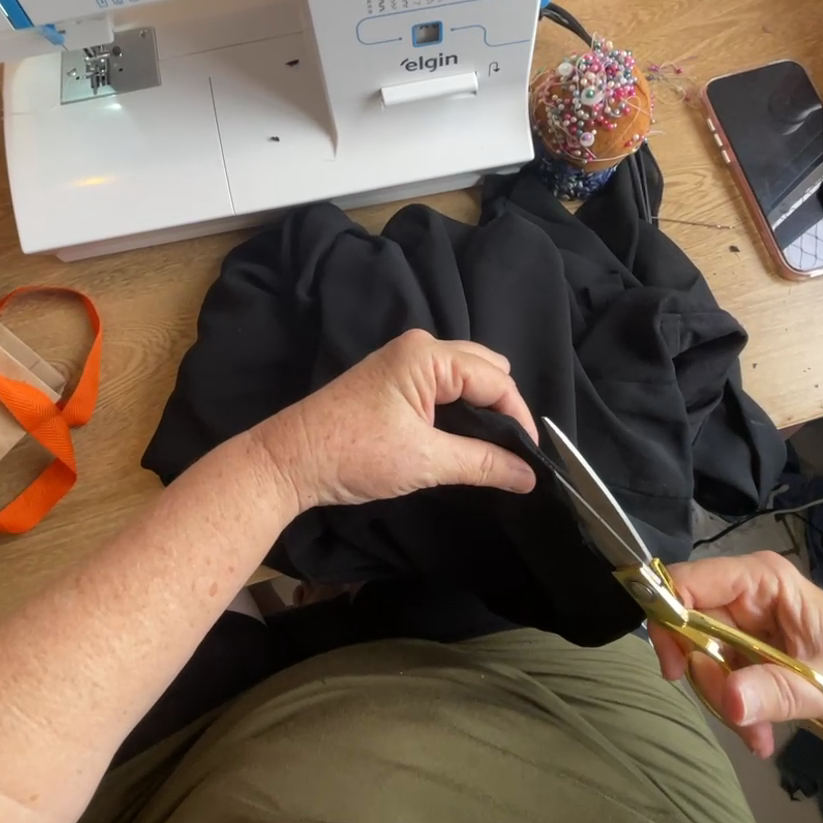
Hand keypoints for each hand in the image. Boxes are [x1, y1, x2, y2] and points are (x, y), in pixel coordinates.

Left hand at [247, 330, 538, 512]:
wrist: (290, 460)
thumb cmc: (354, 454)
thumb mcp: (425, 461)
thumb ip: (483, 463)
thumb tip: (530, 475)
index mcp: (428, 356)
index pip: (496, 379)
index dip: (519, 418)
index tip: (532, 459)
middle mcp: (419, 347)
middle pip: (485, 368)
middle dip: (503, 407)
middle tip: (512, 452)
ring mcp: (403, 361)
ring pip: (465, 376)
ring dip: (482, 407)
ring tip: (492, 448)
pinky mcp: (393, 379)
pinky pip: (444, 384)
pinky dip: (461, 407)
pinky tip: (464, 437)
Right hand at [651, 552, 822, 767]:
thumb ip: (776, 690)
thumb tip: (726, 698)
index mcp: (763, 578)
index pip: (690, 581)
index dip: (669, 614)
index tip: (674, 666)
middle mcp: (747, 594)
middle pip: (688, 623)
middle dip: (705, 673)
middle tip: (732, 711)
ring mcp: (746, 625)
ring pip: (699, 654)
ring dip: (721, 698)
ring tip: (757, 734)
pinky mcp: (750, 655)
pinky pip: (718, 676)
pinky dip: (732, 708)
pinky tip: (760, 735)